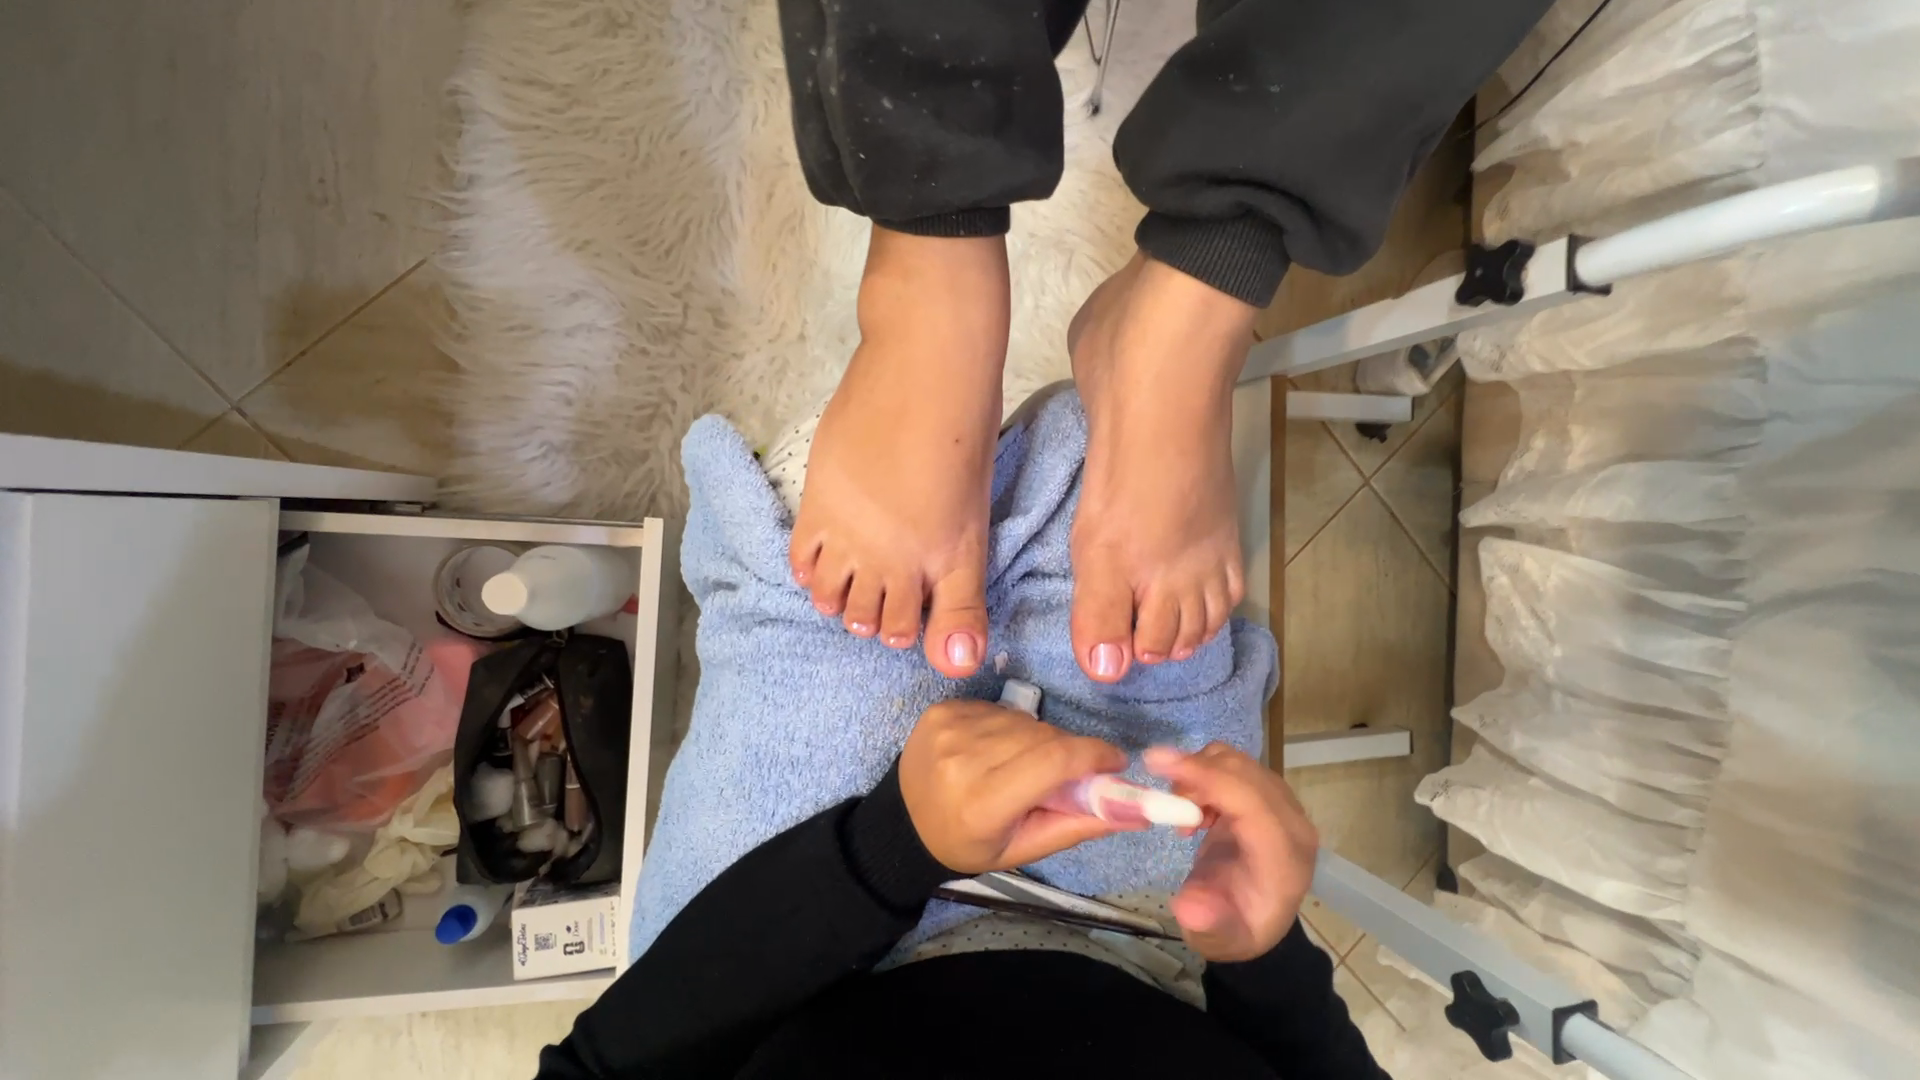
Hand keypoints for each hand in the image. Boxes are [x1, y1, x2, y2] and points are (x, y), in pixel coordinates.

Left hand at [899, 700, 1131, 874]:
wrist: (904, 820)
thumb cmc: (966, 842)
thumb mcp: (1021, 850)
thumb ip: (1076, 826)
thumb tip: (1135, 810)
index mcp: (982, 803)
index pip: (1052, 762)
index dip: (1092, 755)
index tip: (1116, 761)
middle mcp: (964, 758)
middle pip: (1043, 737)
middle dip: (1069, 751)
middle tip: (1073, 772)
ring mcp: (951, 727)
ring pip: (1024, 720)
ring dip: (1039, 738)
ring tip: (1025, 763)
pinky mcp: (944, 708)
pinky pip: (1000, 708)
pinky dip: (1011, 726)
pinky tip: (998, 747)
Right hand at [1145, 743, 1317, 961]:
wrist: (1252, 919)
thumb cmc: (1234, 928)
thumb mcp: (1219, 939)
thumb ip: (1209, 924)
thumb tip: (1190, 907)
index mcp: (1284, 859)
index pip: (1250, 802)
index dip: (1206, 777)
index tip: (1156, 763)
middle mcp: (1292, 824)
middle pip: (1242, 772)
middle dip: (1195, 773)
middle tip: (1165, 802)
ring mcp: (1283, 805)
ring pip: (1236, 761)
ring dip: (1199, 773)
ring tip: (1183, 811)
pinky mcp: (1268, 794)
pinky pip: (1233, 765)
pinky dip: (1205, 773)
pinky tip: (1196, 807)